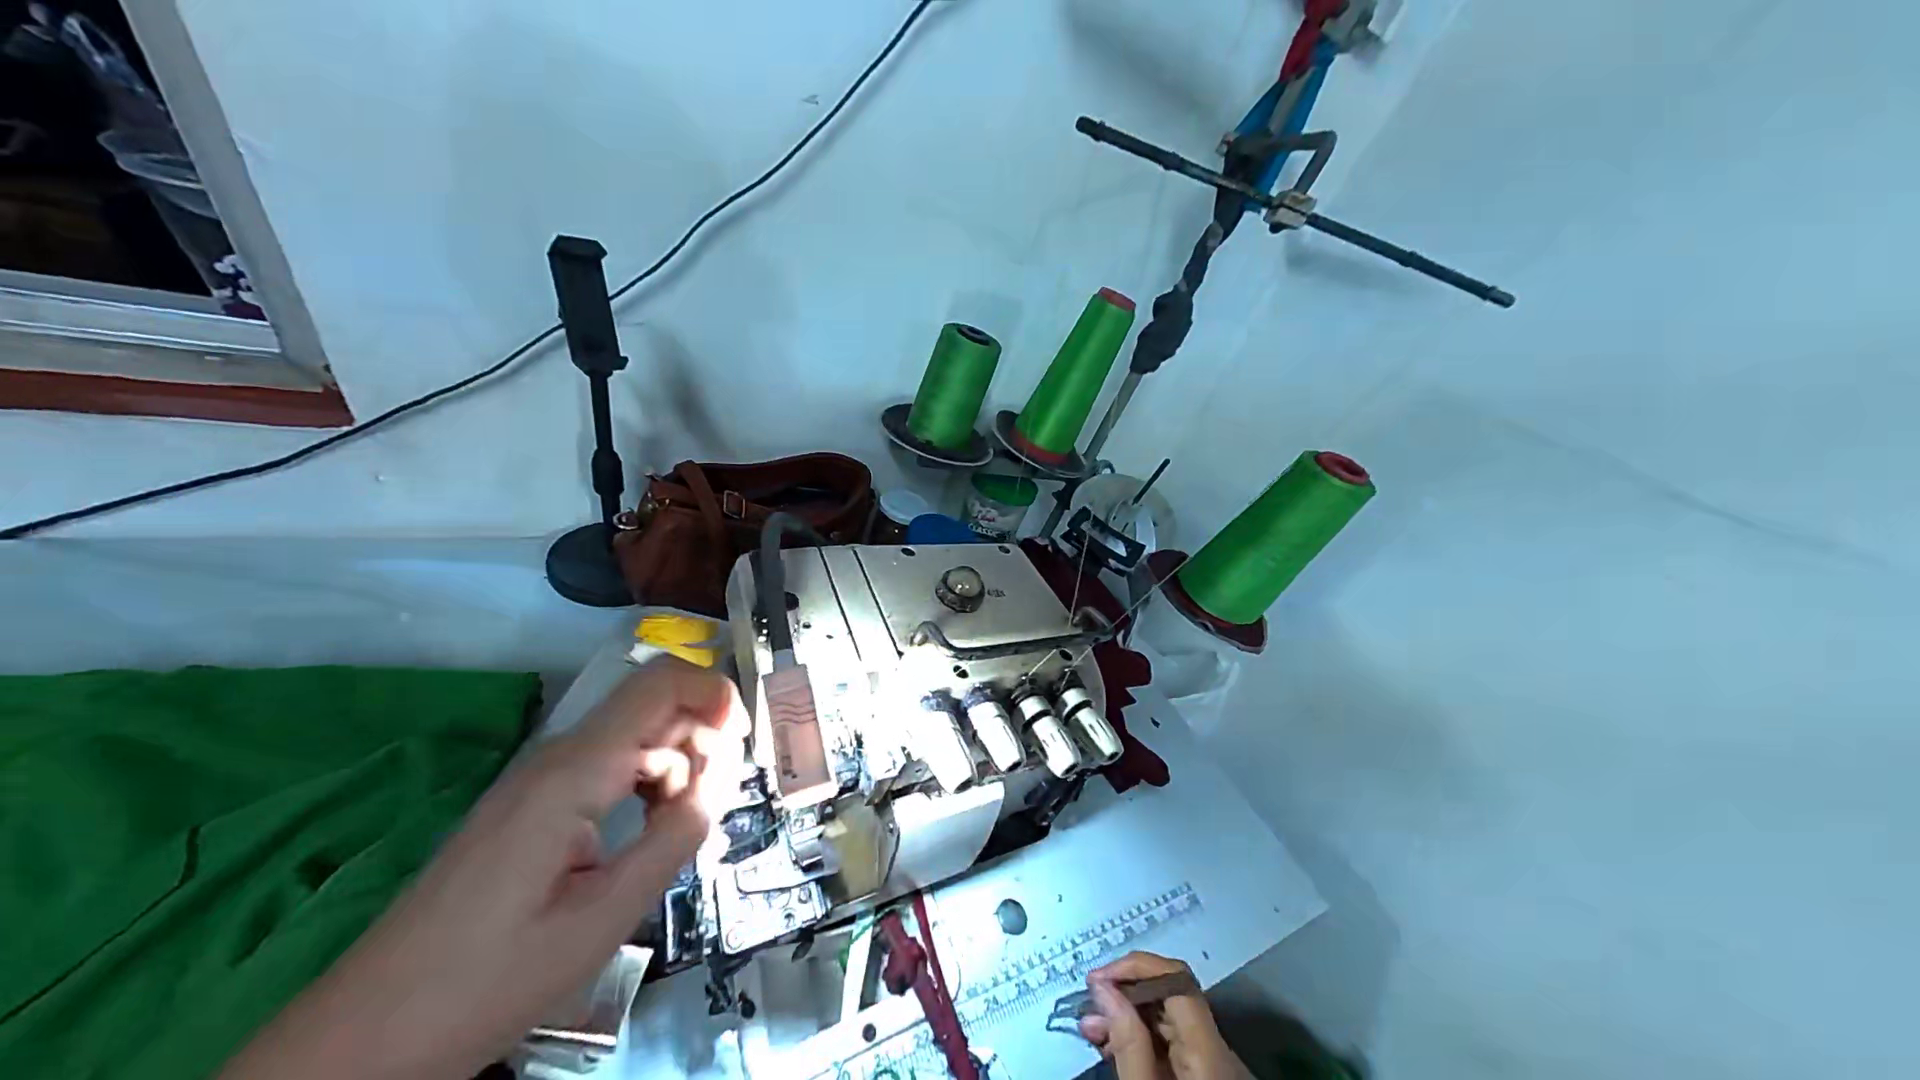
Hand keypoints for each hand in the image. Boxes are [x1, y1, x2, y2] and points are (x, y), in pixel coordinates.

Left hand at [220, 657, 747, 1079]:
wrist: (368, 1035)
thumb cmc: (490, 979)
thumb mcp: (606, 915)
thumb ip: (677, 835)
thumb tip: (722, 776)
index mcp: (575, 772)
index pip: (660, 684)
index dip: (715, 694)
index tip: (746, 746)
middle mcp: (558, 756)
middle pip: (650, 699)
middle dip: (704, 727)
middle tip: (723, 792)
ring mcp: (541, 777)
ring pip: (633, 731)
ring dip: (678, 757)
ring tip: (689, 818)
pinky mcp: (534, 802)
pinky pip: (609, 763)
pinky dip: (648, 779)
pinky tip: (652, 824)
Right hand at [1079, 953, 1248, 1079]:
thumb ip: (1126, 1042)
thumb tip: (1102, 987)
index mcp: (1211, 1051)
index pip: (1177, 978)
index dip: (1136, 967)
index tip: (1097, 980)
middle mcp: (1220, 1048)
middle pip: (1171, 995)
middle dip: (1125, 991)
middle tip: (1089, 1005)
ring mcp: (1217, 1063)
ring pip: (1168, 1017)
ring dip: (1127, 1014)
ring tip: (1092, 1028)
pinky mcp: (1208, 1074)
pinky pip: (1172, 1041)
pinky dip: (1140, 1036)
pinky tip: (1114, 1044)